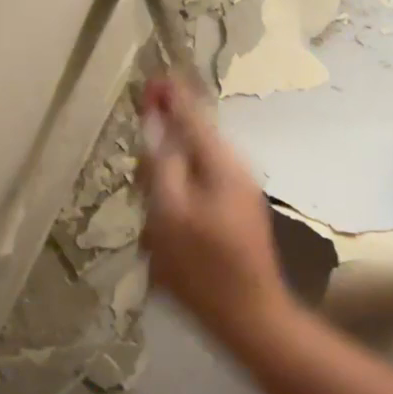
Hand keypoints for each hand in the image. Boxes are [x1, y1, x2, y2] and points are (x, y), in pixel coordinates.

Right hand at [138, 74, 291, 336]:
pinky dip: (182, 186)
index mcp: (221, 163)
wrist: (250, 315)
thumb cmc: (202, 267)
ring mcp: (241, 193)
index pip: (192, 113)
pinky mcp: (238, 216)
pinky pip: (203, 186)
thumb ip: (161, 166)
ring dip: (172, 164)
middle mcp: (236, 170)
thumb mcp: (169, 213)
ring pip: (198, 164)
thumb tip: (155, 126)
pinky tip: (168, 211)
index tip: (150, 77)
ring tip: (149, 182)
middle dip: (168, 133)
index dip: (169, 94)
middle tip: (142, 137)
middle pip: (196, 137)